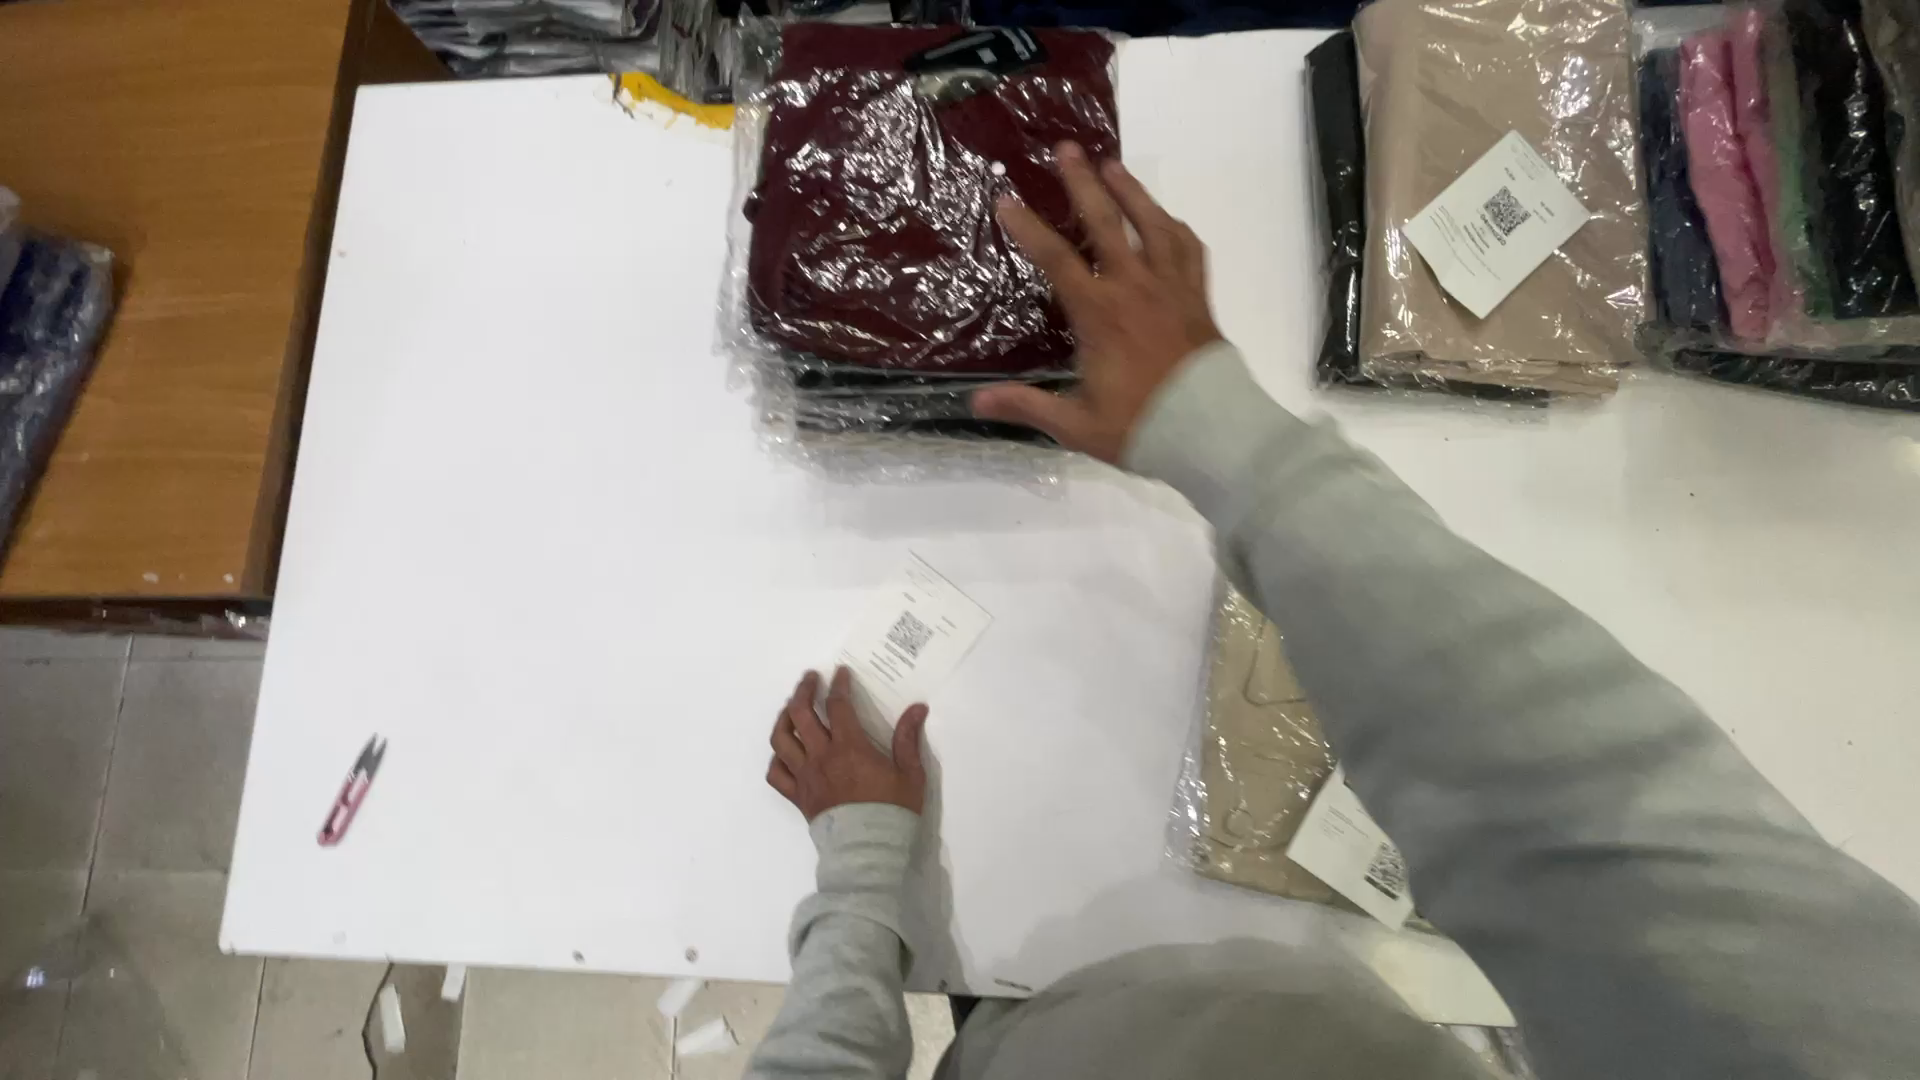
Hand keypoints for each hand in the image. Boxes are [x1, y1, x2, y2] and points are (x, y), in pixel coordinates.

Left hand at [767, 667, 928, 820]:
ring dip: (784, 717)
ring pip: (782, 739)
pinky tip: (784, 750)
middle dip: (804, 691)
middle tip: (810, 679)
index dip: (839, 685)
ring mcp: (805, 776)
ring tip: (791, 707)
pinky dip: (777, 758)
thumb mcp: (910, 773)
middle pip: (801, 714)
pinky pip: (776, 773)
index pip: (838, 706)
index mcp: (849, 747)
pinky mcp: (797, 796)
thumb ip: (908, 738)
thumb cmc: (893, 811)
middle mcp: (822, 756)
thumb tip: (918, 708)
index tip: (840, 673)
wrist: (870, 852)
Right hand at [974, 141, 1223, 462]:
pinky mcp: (1197, 298)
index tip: (1008, 202)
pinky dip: (1174, 229)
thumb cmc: (1138, 427)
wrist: (1209, 433)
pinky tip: (1165, 219)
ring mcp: (1171, 288)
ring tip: (1113, 165)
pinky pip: (1188, 250)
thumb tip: (975, 400)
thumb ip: (1026, 406)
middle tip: (1067, 149)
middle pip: (1106, 223)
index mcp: (1099, 315)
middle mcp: (1134, 288)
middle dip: (1082, 184)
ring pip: (1152, 225)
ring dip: (1131, 192)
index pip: (1056, 260)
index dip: (1029, 229)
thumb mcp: (1074, 424)